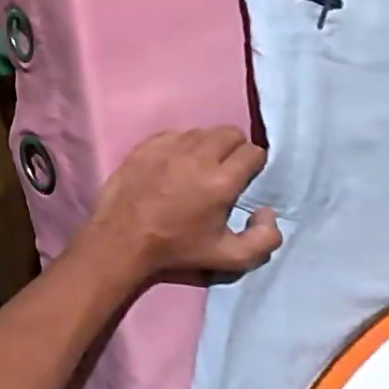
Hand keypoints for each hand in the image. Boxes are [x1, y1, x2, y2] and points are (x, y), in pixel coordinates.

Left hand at [79, 127, 280, 277]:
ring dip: (206, 143)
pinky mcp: (141, 149)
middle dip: (235, 147)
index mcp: (220, 181)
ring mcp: (164, 150)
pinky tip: (175, 160)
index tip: (247, 176)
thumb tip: (267, 211)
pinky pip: (169, 134)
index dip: (254, 163)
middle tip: (227, 166)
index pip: (253, 151)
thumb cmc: (177, 248)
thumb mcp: (233, 257)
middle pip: (228, 133)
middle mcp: (194, 158)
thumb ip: (267, 238)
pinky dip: (178, 143)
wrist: (122, 238)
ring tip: (201, 164)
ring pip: (198, 132)